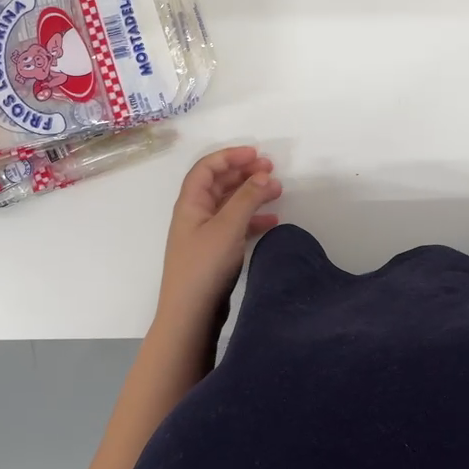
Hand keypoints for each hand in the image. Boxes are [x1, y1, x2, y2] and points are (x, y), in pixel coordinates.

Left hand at [156, 146, 283, 332]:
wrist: (190, 314)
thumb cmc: (204, 266)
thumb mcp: (227, 227)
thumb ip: (246, 198)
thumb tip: (264, 175)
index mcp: (190, 203)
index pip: (207, 168)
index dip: (230, 156)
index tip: (257, 154)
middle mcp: (195, 215)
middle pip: (219, 184)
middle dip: (244, 173)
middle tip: (271, 169)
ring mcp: (205, 234)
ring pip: (230, 204)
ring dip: (251, 194)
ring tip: (278, 192)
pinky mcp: (215, 253)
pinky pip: (236, 226)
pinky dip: (253, 219)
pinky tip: (272, 221)